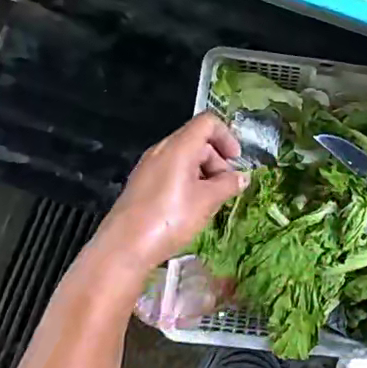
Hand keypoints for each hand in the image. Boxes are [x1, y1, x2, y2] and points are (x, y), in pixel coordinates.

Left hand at [90, 113, 247, 276]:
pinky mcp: (142, 181)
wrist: (125, 245)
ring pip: (183, 157)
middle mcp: (161, 149)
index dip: (226, 136)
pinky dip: (187, 180)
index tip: (236, 160)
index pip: (207, 122)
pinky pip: (170, 170)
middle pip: (196, 140)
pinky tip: (190, 207)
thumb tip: (242, 177)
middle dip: (216, 160)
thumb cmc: (169, 219)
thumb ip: (227, 185)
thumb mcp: (206, 202)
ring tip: (210, 201)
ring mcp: (149, 165)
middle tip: (225, 188)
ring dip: (203, 173)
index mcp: (178, 146)